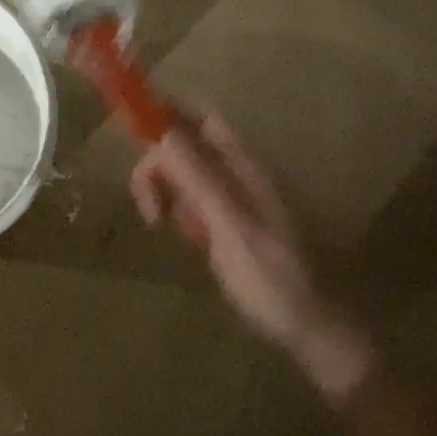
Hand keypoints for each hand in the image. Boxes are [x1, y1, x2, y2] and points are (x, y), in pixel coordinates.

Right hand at [129, 110, 372, 401]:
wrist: (307, 328)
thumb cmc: (270, 278)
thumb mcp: (229, 227)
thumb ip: (198, 179)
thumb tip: (163, 132)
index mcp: (242, 167)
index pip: (202, 115)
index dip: (166, 107)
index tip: (129, 118)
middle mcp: (234, 171)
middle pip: (180, 141)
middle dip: (154, 161)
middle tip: (147, 201)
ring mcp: (228, 194)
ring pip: (177, 167)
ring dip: (156, 184)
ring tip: (156, 220)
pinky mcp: (220, 217)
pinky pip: (182, 193)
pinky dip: (167, 203)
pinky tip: (170, 230)